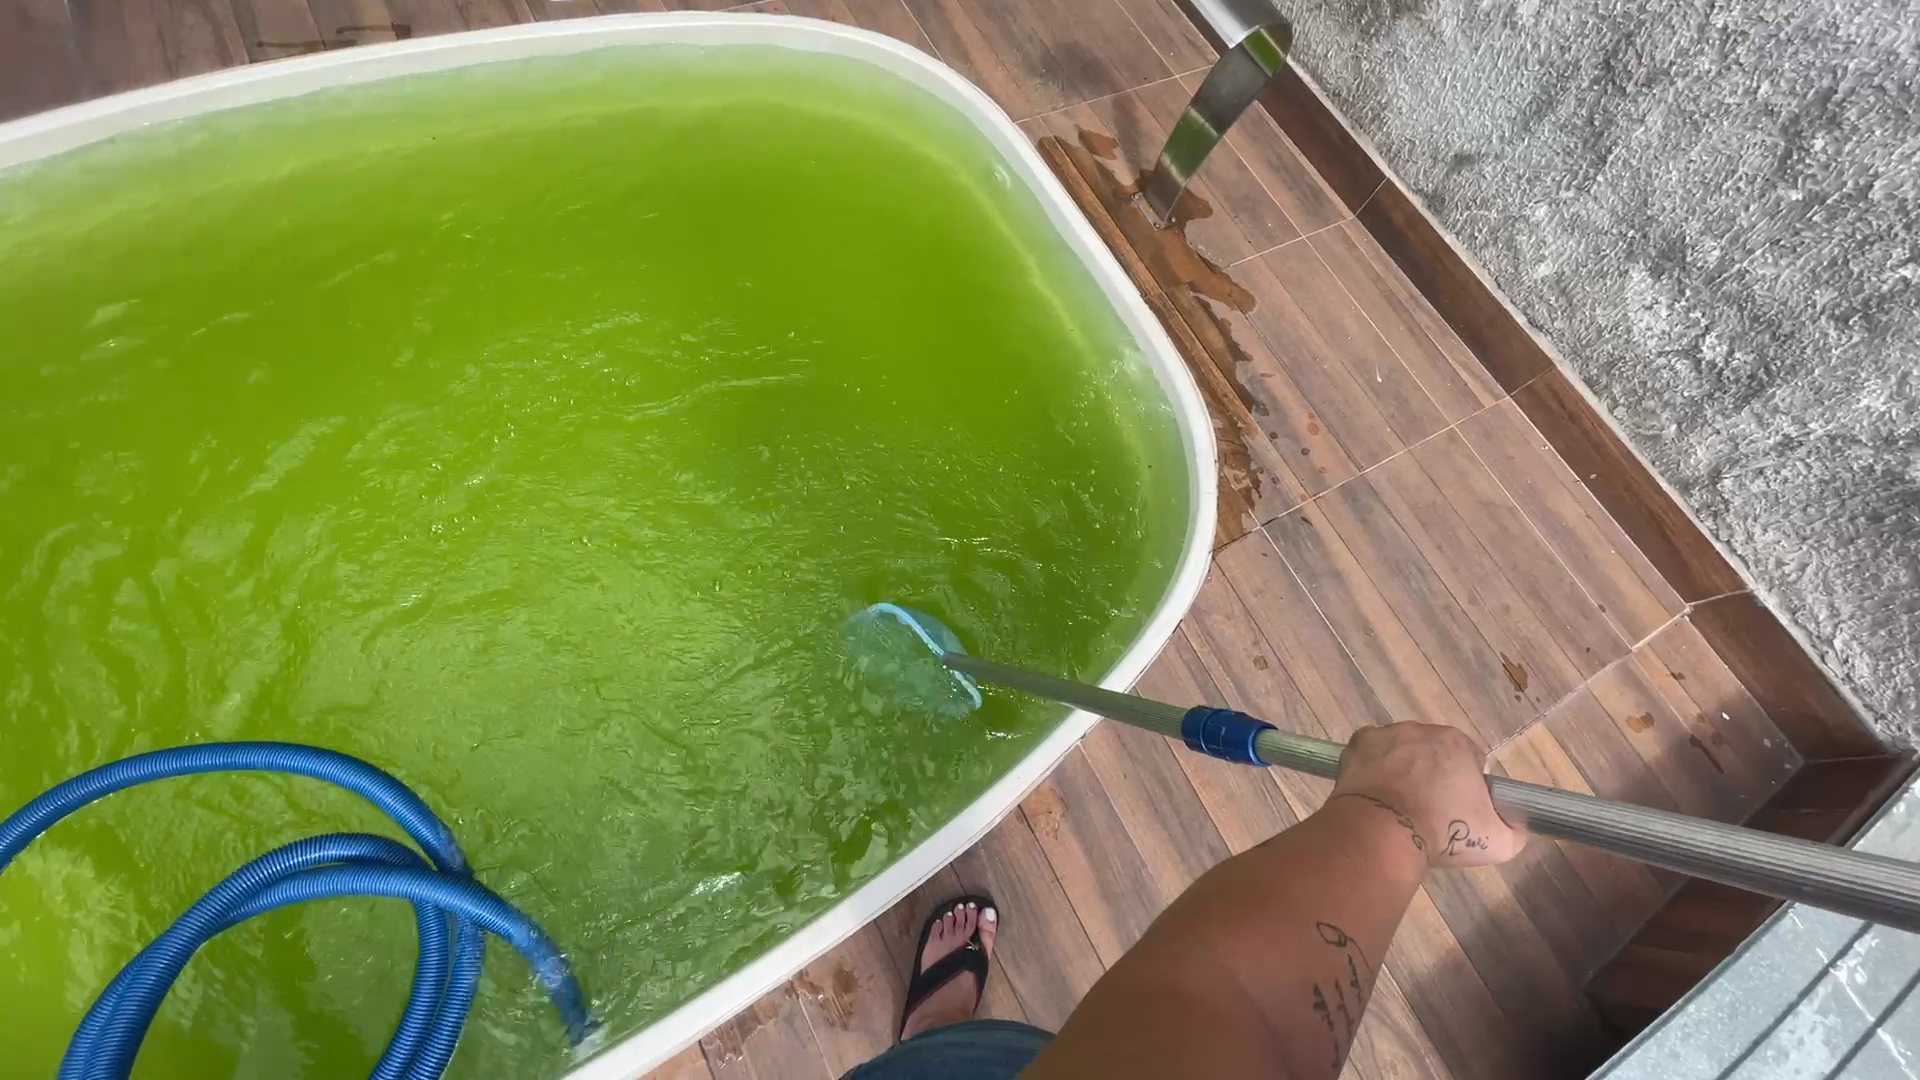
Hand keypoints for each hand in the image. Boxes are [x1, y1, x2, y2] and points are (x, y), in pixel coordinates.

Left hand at [1330, 723, 1524, 868]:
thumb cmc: (1444, 831)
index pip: (1469, 758)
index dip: (1465, 782)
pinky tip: (1376, 788)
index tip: (1457, 804)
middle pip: (1432, 750)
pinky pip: (1371, 751)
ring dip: (1401, 766)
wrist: (1382, 829)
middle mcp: (1419, 730)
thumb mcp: (1499, 841)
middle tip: (1426, 803)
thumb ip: (1512, 827)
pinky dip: (1373, 765)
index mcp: (1457, 743)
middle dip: (1432, 771)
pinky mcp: (1356, 743)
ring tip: (1398, 799)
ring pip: (1399, 749)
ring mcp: (1384, 733)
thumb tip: (1511, 821)